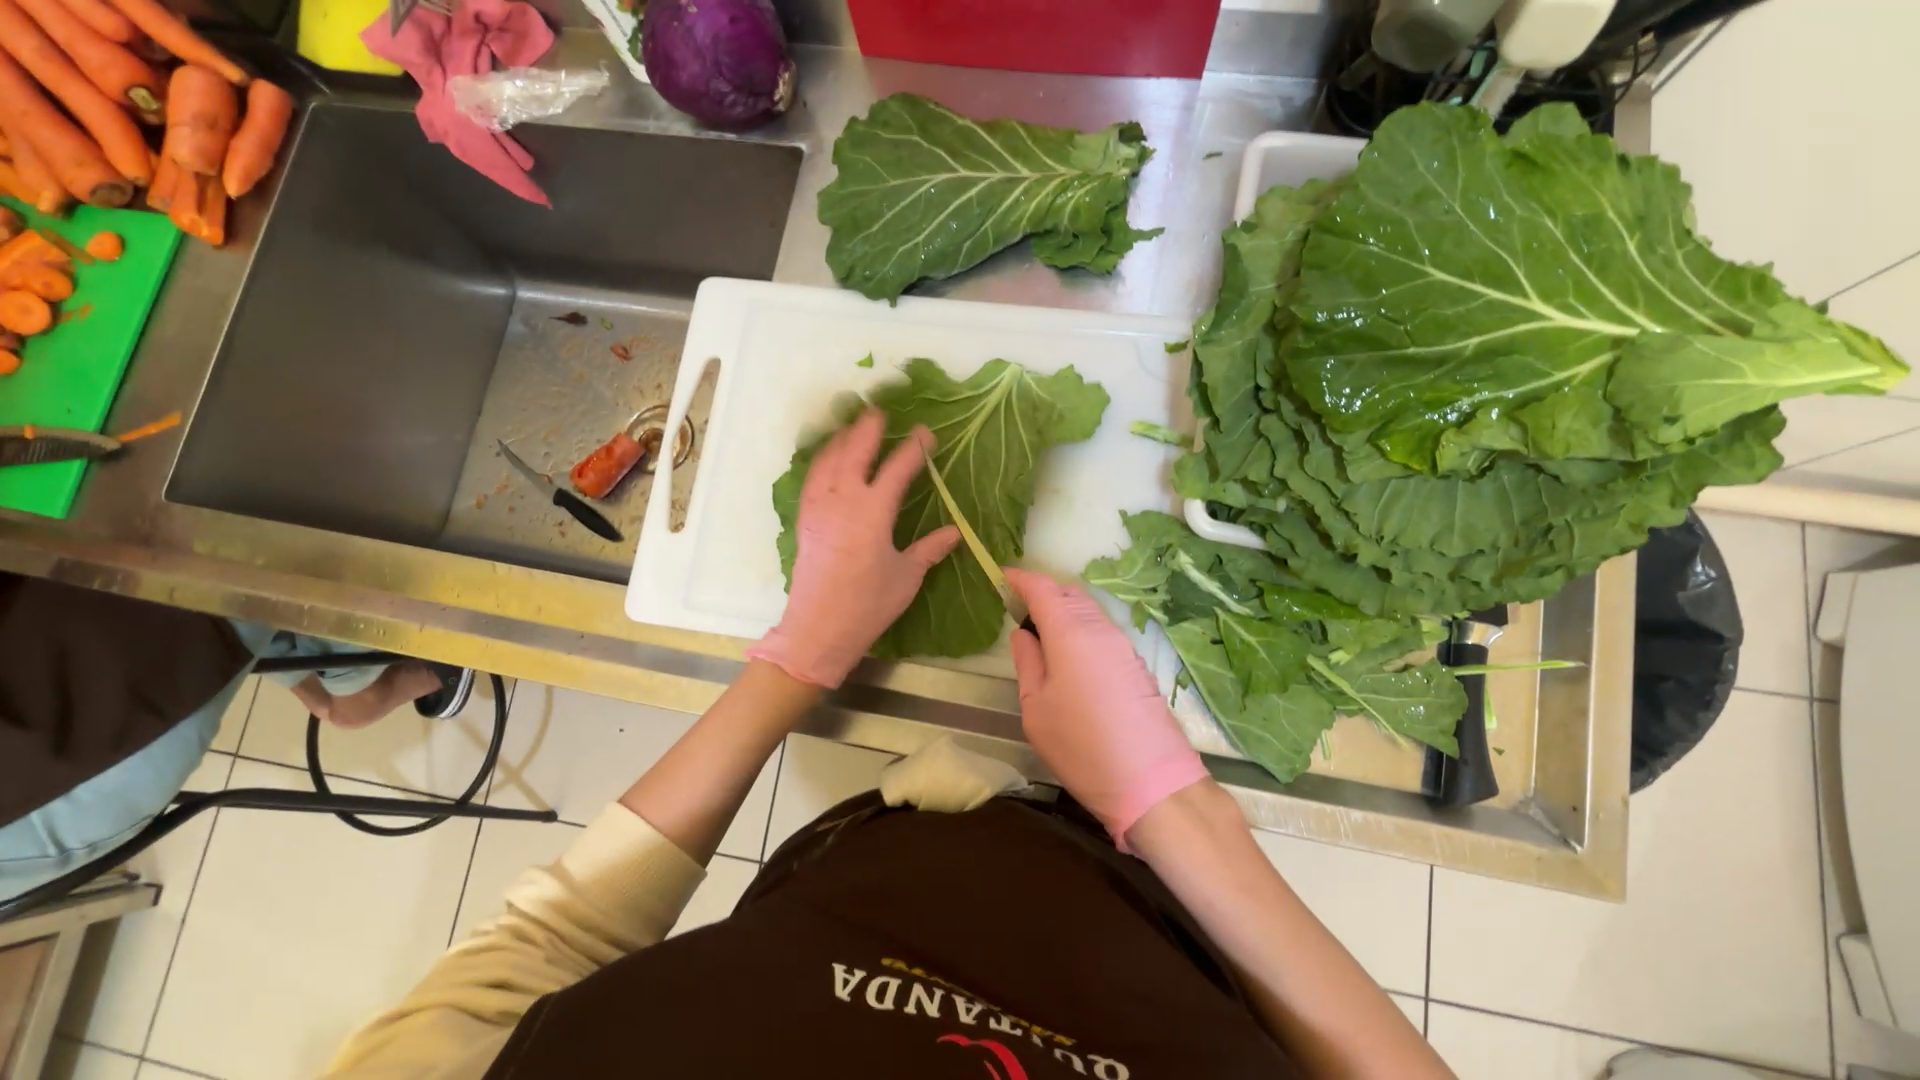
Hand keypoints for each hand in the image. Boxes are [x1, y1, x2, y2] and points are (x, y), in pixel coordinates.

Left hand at [748, 409, 960, 687]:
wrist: (818, 628)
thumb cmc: (868, 605)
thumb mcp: (906, 577)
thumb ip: (929, 549)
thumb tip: (954, 531)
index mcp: (874, 512)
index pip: (897, 468)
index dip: (913, 448)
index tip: (925, 433)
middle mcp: (844, 501)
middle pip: (856, 452)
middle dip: (869, 429)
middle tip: (880, 410)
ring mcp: (820, 508)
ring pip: (829, 461)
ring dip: (842, 439)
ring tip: (852, 425)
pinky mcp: (805, 520)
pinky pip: (812, 479)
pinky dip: (821, 460)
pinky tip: (826, 457)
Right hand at [1005, 568, 1209, 848]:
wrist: (1150, 782)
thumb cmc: (1081, 746)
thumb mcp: (1037, 709)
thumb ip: (1028, 663)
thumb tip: (1023, 634)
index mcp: (1070, 633)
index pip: (1043, 588)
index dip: (1022, 578)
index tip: (1003, 577)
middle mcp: (1100, 629)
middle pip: (1070, 593)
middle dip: (1044, 591)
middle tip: (1018, 606)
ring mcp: (1123, 646)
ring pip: (1089, 610)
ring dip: (1064, 609)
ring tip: (1041, 630)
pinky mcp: (1136, 665)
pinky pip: (1102, 630)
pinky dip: (1081, 627)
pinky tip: (1069, 652)